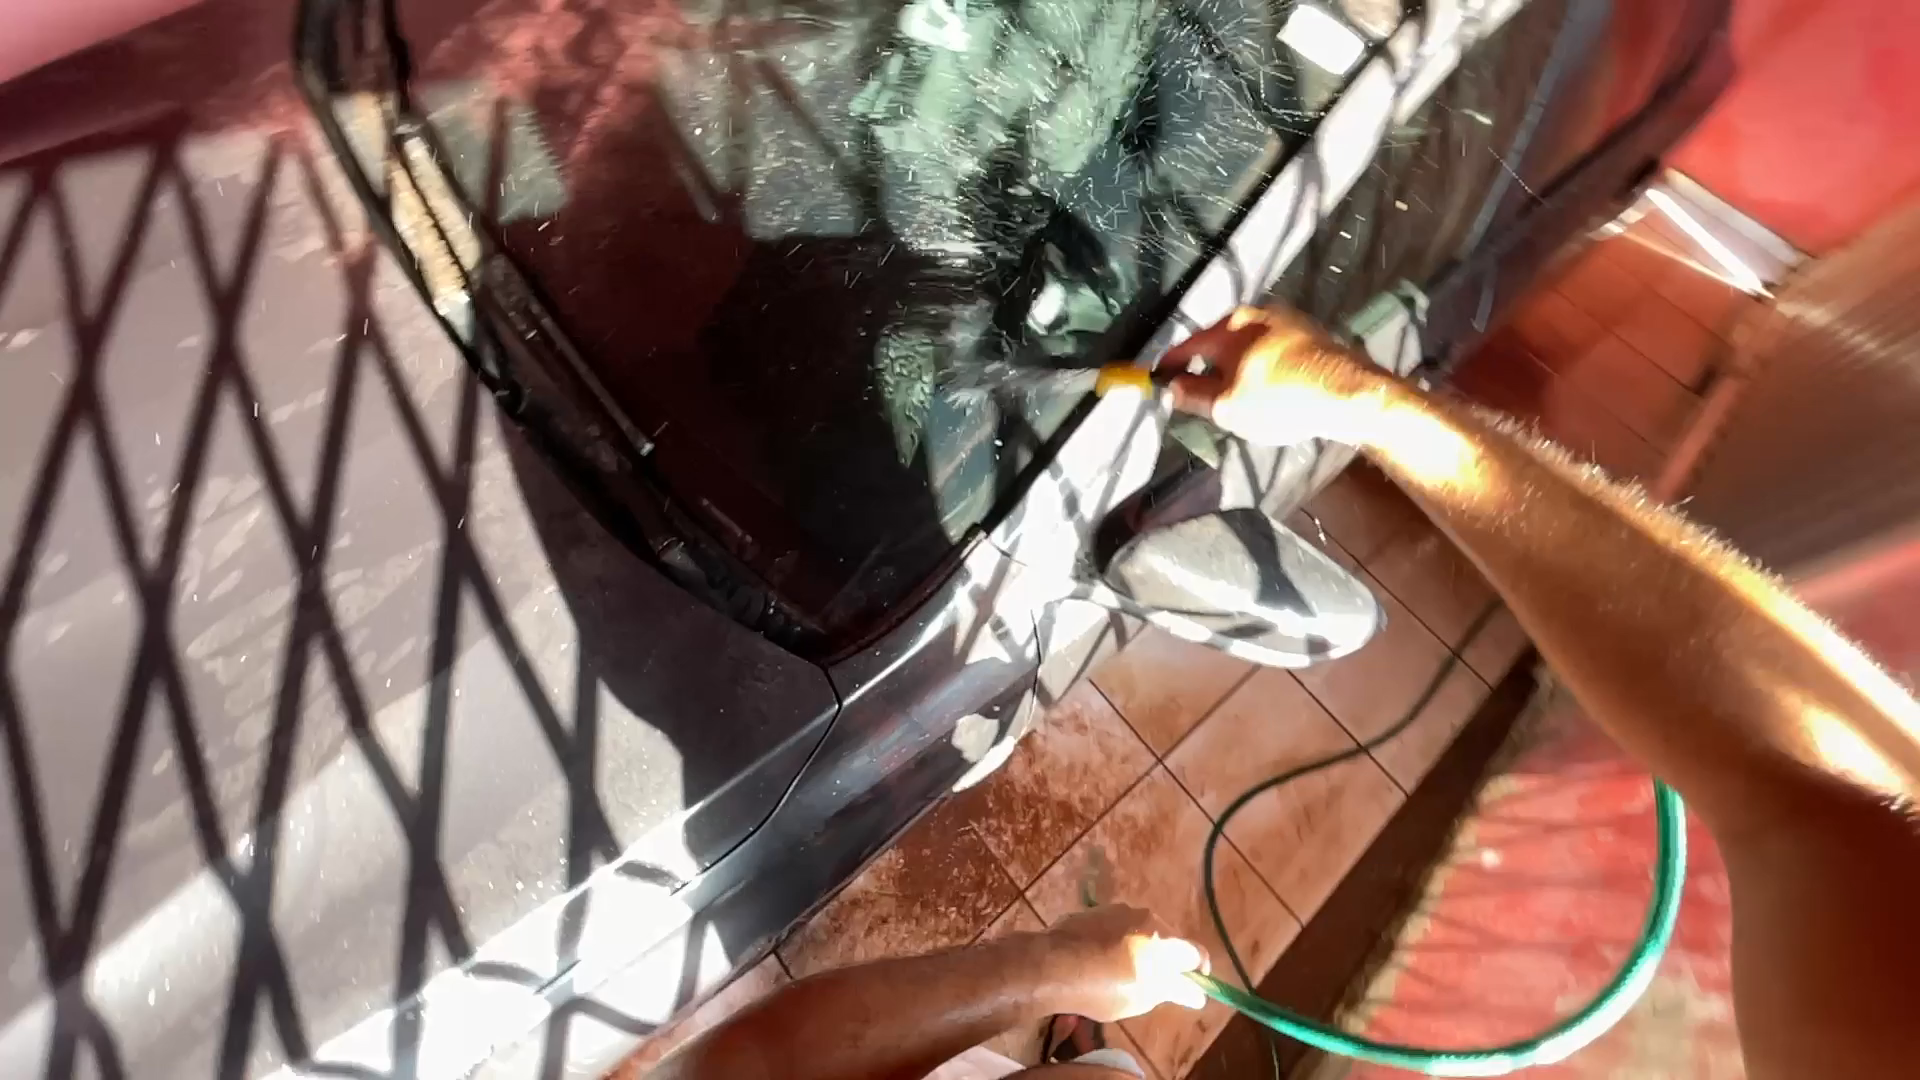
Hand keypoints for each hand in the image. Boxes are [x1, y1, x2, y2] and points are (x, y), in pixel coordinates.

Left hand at [1040, 905, 1210, 1020]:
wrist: (1056, 964)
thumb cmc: (1105, 987)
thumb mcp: (1145, 997)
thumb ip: (1175, 990)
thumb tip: (1198, 991)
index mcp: (1162, 937)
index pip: (1194, 951)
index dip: (1198, 969)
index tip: (1193, 985)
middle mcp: (1143, 915)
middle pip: (1167, 938)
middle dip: (1166, 960)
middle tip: (1155, 985)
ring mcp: (1117, 909)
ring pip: (1140, 931)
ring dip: (1141, 949)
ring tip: (1124, 974)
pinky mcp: (1094, 911)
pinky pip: (1117, 927)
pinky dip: (1118, 941)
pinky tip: (1102, 961)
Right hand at [1160, 306, 1388, 446]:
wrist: (1347, 394)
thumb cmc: (1278, 399)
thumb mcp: (1225, 407)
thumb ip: (1192, 395)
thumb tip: (1172, 387)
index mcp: (1228, 327)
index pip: (1186, 346)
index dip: (1170, 365)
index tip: (1158, 379)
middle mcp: (1255, 314)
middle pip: (1218, 343)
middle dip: (1205, 366)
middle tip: (1199, 393)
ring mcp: (1286, 319)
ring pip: (1246, 345)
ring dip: (1235, 366)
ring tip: (1234, 393)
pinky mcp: (1310, 333)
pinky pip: (1270, 348)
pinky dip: (1260, 366)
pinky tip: (1265, 388)